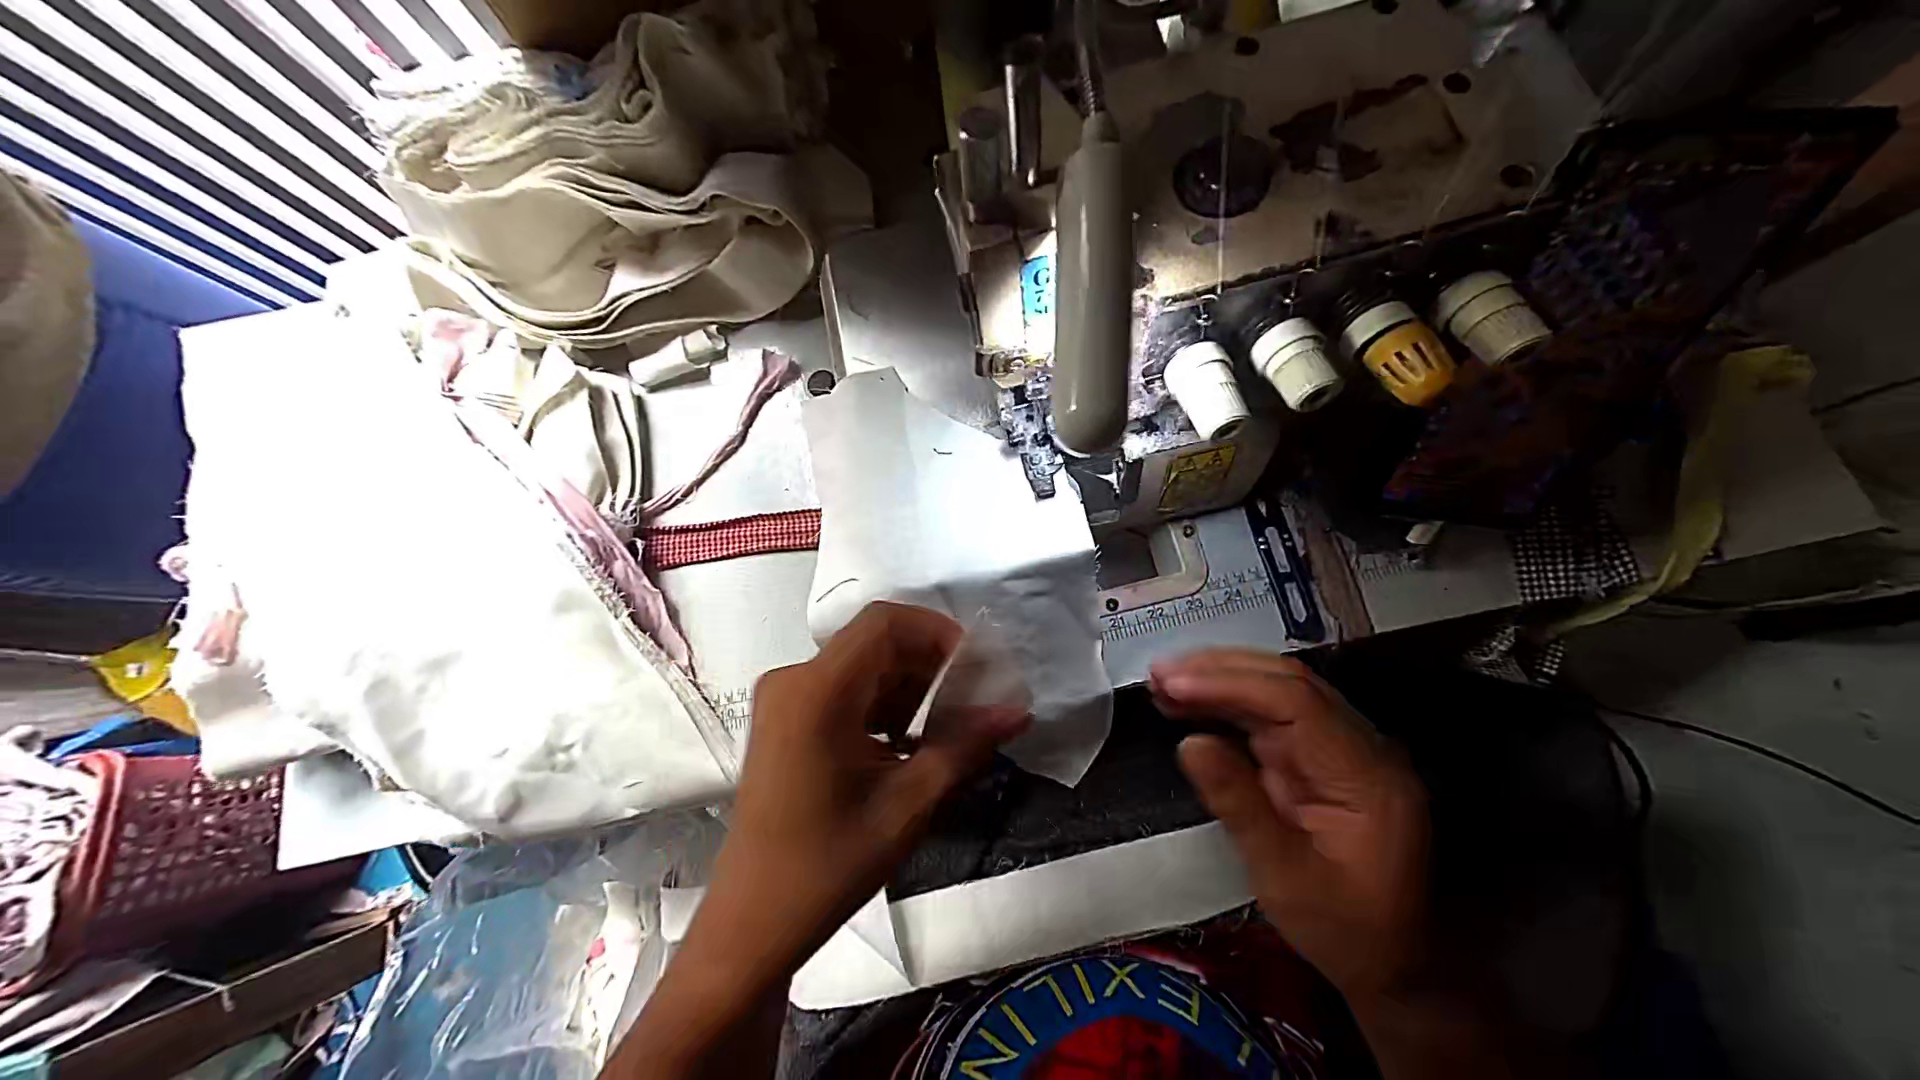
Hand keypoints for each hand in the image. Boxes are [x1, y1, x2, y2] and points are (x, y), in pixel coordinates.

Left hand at [609, 603, 1027, 1079]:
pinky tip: (909, 743)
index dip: (937, 632)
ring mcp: (784, 700)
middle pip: (874, 643)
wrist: (754, 921)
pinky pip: (843, 691)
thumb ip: (965, 746)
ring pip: (861, 667)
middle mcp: (794, 680)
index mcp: (817, 691)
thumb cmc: (830, 863)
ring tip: (948, 728)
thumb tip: (1018, 712)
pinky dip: (882, 705)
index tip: (976, 668)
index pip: (884, 623)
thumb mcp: (909, 803)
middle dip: (929, 664)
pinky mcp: (785, 720)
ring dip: (908, 687)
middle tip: (973, 702)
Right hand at [1153, 649, 1428, 998]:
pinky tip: (1190, 701)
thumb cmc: (1344, 928)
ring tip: (1163, 682)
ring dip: (1218, 679)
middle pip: (1288, 683)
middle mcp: (1360, 748)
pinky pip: (1271, 712)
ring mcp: (1342, 748)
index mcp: (1364, 776)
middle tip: (1159, 673)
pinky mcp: (1321, 755)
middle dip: (1219, 670)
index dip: (1230, 684)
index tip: (1174, 685)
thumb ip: (1239, 806)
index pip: (1296, 704)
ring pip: (1278, 689)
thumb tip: (1190, 743)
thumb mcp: (1284, 877)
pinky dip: (1226, 701)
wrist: (1392, 959)